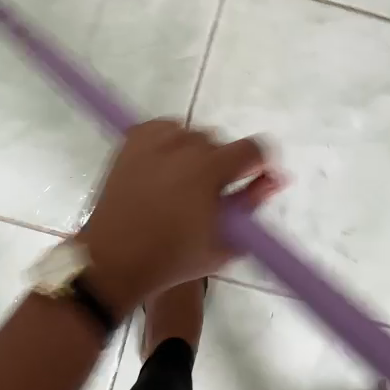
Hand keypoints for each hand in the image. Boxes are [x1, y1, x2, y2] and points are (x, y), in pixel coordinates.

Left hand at [78, 120, 283, 315]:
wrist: (113, 260)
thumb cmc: (173, 258)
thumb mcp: (224, 242)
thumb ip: (252, 205)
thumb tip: (276, 178)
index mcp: (211, 169)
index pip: (253, 149)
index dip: (256, 165)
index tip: (247, 181)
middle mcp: (186, 145)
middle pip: (219, 143)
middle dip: (219, 166)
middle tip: (205, 196)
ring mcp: (157, 138)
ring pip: (192, 135)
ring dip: (193, 154)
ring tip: (180, 186)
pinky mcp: (134, 136)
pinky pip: (165, 129)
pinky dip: (168, 143)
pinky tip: (162, 169)